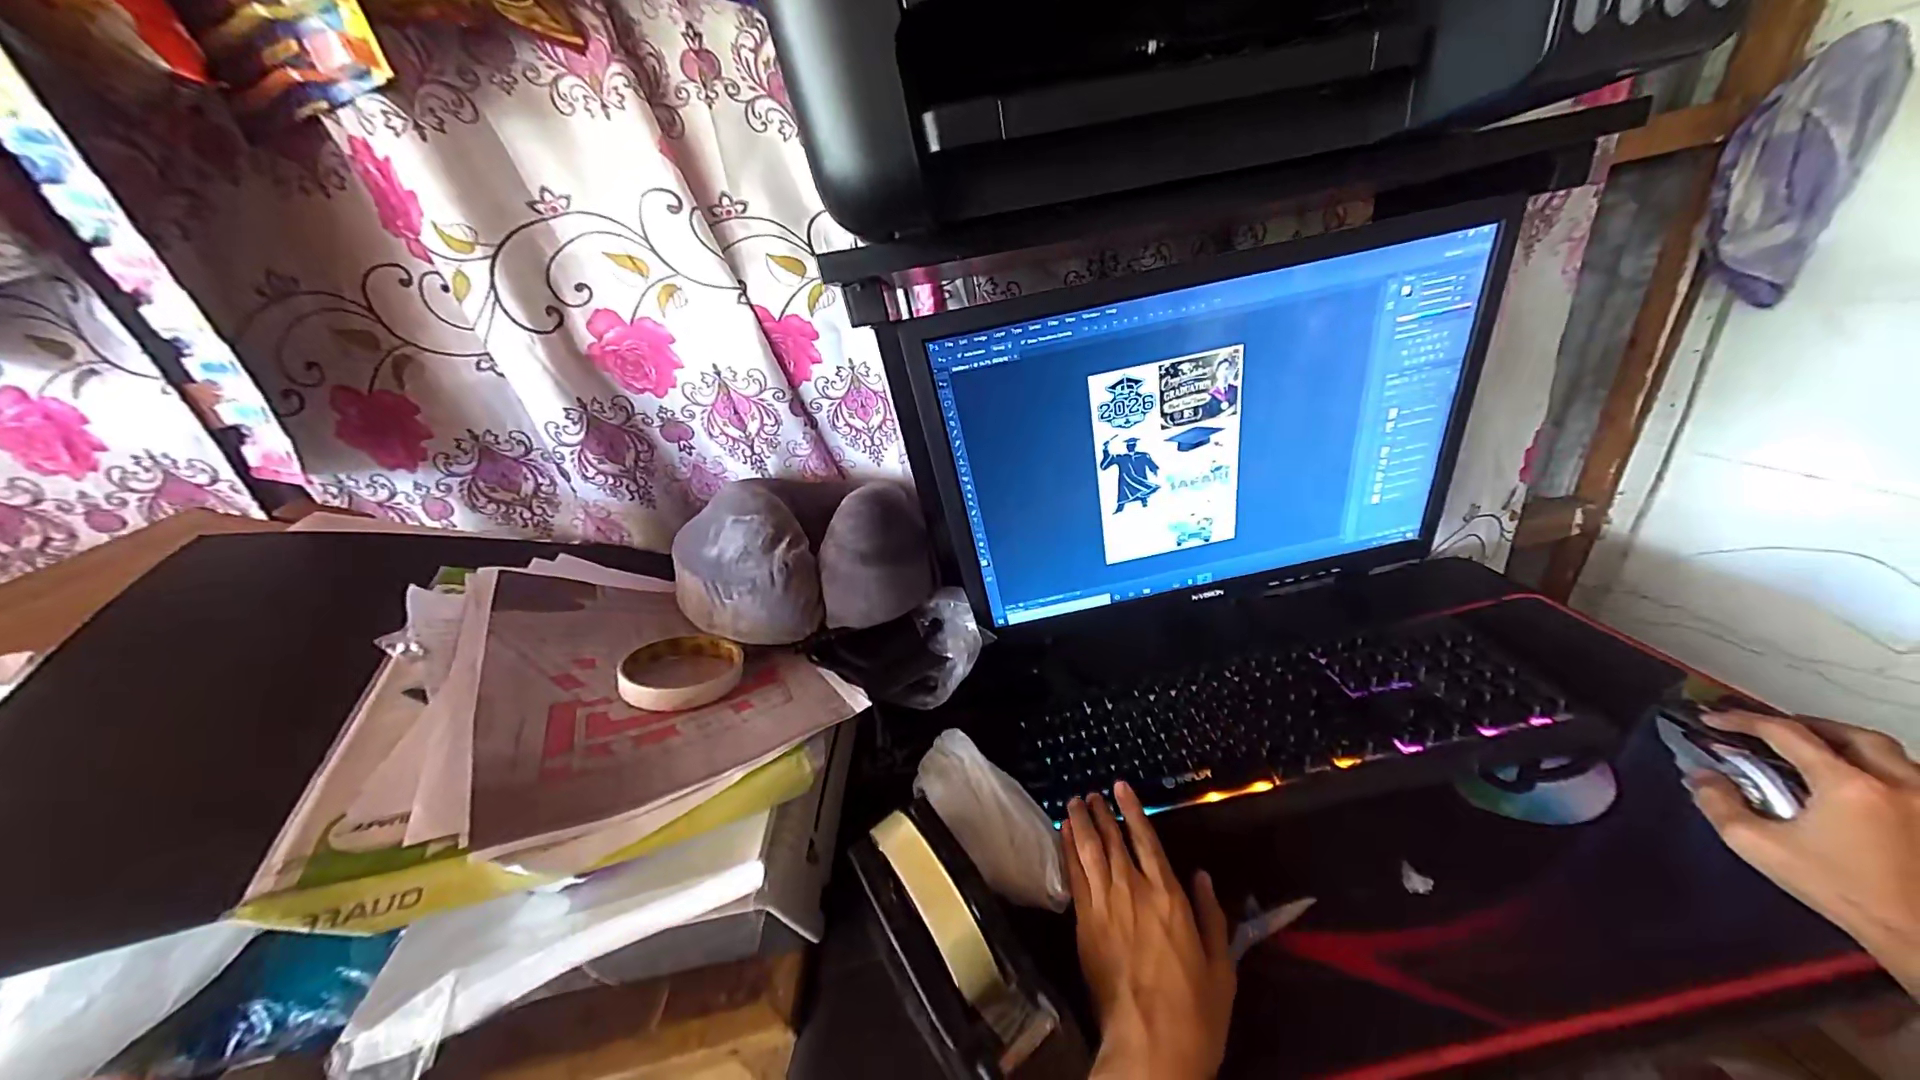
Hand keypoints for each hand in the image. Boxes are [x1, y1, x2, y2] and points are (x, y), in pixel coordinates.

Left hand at [1062, 782, 1235, 1079]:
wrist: (1151, 1044)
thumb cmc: (1195, 1009)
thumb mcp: (1221, 964)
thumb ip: (1211, 914)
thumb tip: (1201, 874)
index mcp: (1168, 896)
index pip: (1146, 839)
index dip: (1132, 809)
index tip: (1120, 787)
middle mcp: (1133, 891)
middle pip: (1111, 840)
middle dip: (1100, 812)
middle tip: (1090, 793)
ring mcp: (1104, 906)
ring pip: (1088, 852)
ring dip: (1080, 824)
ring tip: (1073, 803)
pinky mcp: (1084, 924)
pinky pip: (1074, 877)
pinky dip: (1067, 852)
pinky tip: (1062, 837)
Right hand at [1689, 710, 1919, 996]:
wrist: (1917, 935)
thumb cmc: (1837, 888)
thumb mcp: (1758, 846)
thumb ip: (1719, 804)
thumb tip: (1702, 775)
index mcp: (1849, 785)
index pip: (1787, 734)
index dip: (1743, 720)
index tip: (1713, 720)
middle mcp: (1899, 783)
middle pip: (1851, 734)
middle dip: (1805, 726)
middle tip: (1770, 730)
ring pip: (1891, 754)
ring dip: (1846, 744)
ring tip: (1814, 751)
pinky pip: (1909, 777)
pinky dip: (1876, 767)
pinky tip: (1856, 783)